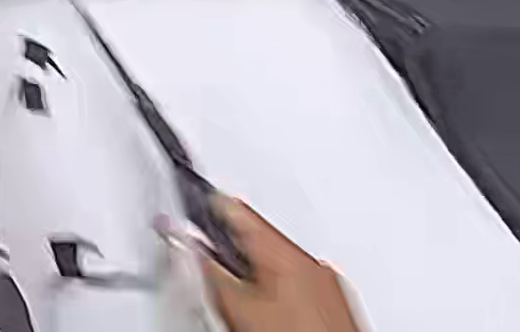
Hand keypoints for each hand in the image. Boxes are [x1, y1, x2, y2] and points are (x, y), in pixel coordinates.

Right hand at [196, 195, 362, 331]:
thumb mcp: (232, 300)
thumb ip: (203, 261)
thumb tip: (184, 236)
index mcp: (284, 249)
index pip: (231, 205)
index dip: (202, 208)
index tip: (186, 215)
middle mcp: (312, 262)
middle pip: (251, 234)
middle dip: (228, 249)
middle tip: (215, 273)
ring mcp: (329, 285)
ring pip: (271, 259)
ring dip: (250, 271)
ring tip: (242, 301)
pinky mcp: (335, 306)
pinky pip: (293, 280)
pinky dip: (275, 290)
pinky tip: (268, 315)